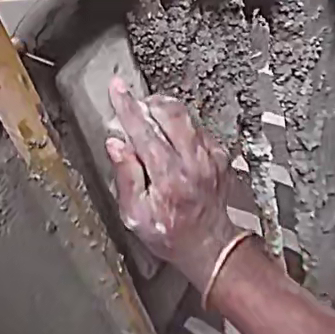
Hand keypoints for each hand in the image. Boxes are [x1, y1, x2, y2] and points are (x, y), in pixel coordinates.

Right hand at [104, 76, 241, 291]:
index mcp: (168, 178)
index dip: (127, 106)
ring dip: (163, 109)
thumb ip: (125, 177)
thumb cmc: (168, 233)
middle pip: (170, 113)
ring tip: (148, 116)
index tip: (117, 88)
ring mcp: (210, 158)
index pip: (144, 131)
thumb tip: (116, 145)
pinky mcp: (219, 156)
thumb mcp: (134, 215)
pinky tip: (169, 136)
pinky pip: (197, 126)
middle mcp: (193, 163)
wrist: (208, 245)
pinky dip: (179, 124)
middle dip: (147, 103)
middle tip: (133, 106)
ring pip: (186, 115)